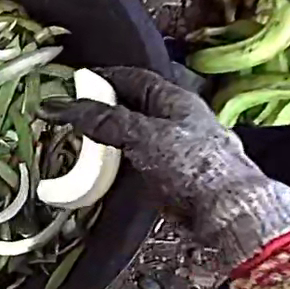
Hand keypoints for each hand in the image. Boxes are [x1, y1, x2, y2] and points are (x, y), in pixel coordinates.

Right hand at [51, 67, 289, 269]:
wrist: (227, 212)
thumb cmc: (195, 165)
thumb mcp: (142, 135)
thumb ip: (104, 120)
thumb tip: (63, 106)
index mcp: (174, 99)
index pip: (133, 78)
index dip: (104, 77)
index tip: (77, 82)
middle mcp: (174, 120)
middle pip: (130, 106)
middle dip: (102, 108)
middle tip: (72, 112)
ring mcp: (173, 149)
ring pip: (131, 135)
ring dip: (107, 138)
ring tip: (78, 139)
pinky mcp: (168, 176)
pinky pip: (135, 161)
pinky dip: (116, 162)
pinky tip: (101, 167)